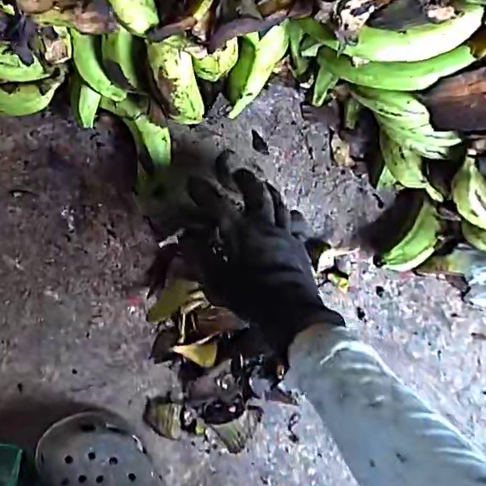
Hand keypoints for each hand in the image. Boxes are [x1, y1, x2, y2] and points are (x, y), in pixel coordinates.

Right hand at [180, 153, 343, 357]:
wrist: (294, 312)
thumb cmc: (253, 299)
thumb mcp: (220, 283)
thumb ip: (202, 259)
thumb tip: (186, 239)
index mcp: (242, 232)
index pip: (218, 206)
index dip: (204, 193)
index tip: (193, 182)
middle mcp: (265, 226)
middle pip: (257, 194)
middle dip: (245, 181)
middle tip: (237, 173)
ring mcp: (285, 234)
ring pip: (279, 204)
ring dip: (269, 192)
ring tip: (264, 186)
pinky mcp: (299, 245)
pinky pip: (295, 223)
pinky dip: (289, 215)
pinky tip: (289, 215)